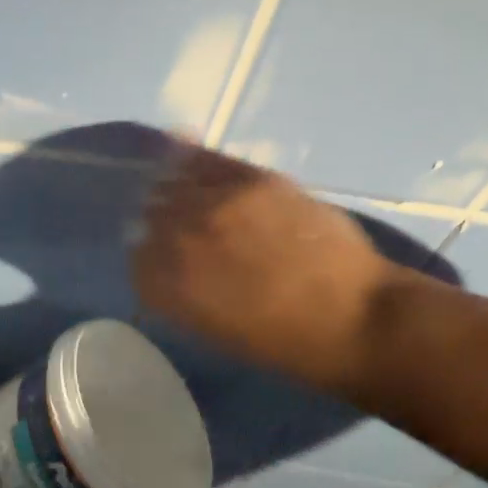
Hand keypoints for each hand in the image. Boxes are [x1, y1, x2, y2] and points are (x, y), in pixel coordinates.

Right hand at [132, 139, 396, 391]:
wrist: (351, 316)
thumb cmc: (281, 340)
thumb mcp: (212, 329)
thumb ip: (178, 295)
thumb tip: (165, 270)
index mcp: (167, 286)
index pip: (137, 259)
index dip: (149, 259)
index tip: (162, 263)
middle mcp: (180, 241)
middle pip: (151, 217)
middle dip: (160, 224)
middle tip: (180, 230)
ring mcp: (215, 206)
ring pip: (174, 185)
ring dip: (175, 190)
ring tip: (187, 194)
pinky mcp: (252, 181)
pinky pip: (206, 160)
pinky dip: (191, 156)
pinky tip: (184, 146)